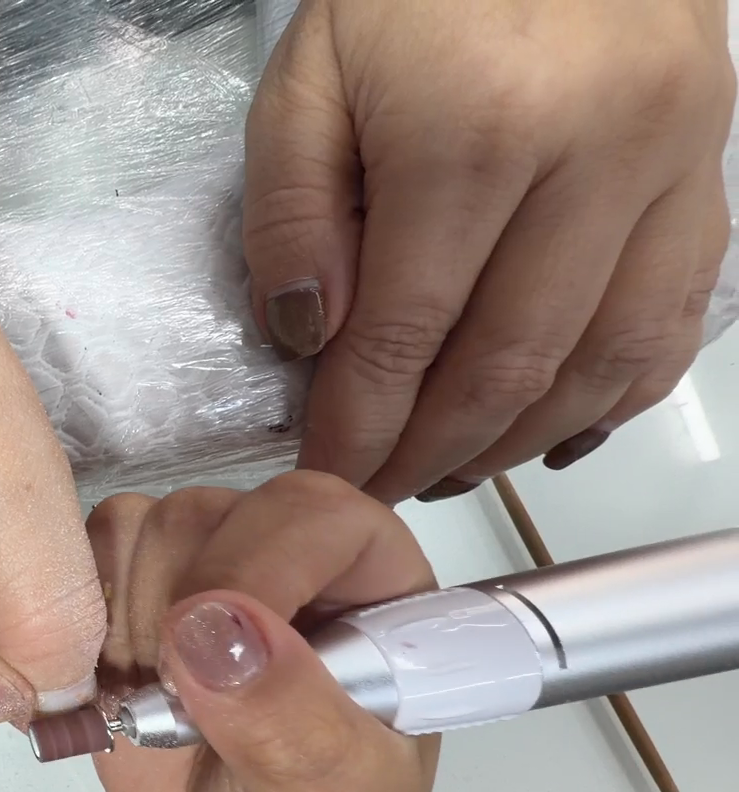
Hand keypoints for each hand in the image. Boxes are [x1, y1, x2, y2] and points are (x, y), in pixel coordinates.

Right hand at [77, 472, 441, 791]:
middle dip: (166, 619)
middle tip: (175, 707)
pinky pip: (74, 559)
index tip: (202, 663)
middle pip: (195, 517)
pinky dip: (67, 624)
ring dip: (116, 628)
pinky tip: (102, 684)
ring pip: (126, 533)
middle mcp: (270, 551)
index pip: (308, 514)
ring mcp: (186, 564)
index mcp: (362, 582)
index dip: (250, 569)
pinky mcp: (117, 585)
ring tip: (145, 703)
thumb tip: (207, 631)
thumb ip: (291, 723)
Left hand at [245, 0, 733, 500]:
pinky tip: (548, 433)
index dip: (358, 429)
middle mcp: (602, 155)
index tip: (322, 480)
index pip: (402, 339)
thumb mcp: (298, 99)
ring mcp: (676, 160)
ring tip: (440, 475)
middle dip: (428, 453)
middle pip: (508, 364)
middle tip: (372, 494)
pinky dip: (612, 392)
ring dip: (515, 439)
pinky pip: (676, 311)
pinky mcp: (706, 166)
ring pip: (605, 355)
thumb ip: (291, 222)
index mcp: (476, 141)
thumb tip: (305, 338)